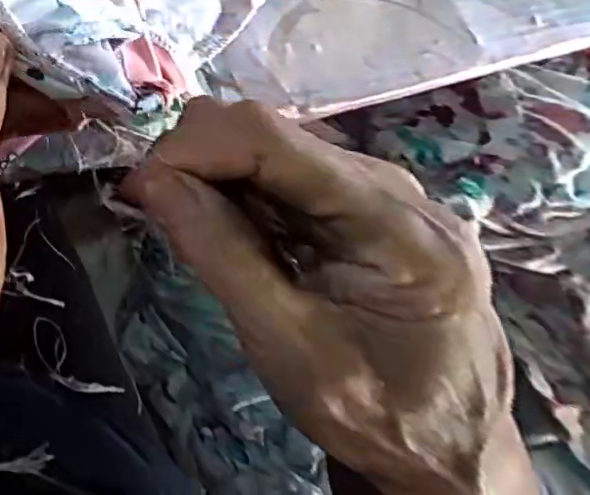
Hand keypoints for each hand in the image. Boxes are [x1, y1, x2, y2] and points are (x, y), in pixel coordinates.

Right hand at [119, 98, 536, 494]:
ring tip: (192, 225)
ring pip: (258, 138)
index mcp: (399, 227)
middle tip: (158, 209)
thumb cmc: (376, 415)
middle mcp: (393, 189)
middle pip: (261, 128)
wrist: (449, 461)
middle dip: (193, 158)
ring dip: (207, 171)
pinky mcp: (353, 197)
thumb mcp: (285, 344)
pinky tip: (227, 226)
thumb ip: (218, 253)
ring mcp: (375, 189)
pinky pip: (269, 163)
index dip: (192, 147)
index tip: (140, 188)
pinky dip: (227, 183)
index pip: (270, 138)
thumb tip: (148, 179)